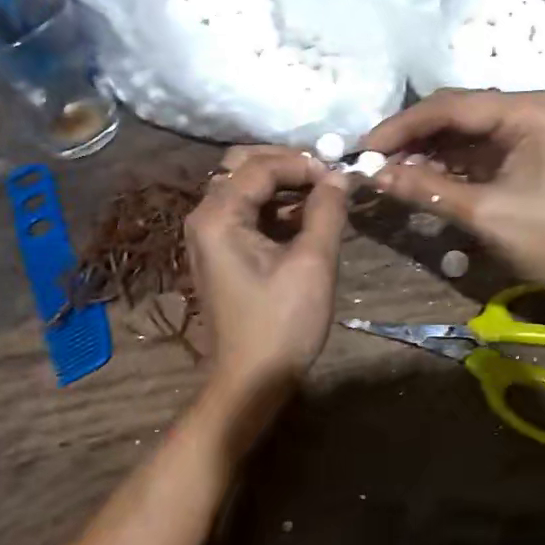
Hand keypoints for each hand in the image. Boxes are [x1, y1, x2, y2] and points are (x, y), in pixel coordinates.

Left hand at [185, 146, 350, 396]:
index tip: (340, 175)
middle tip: (326, 176)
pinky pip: (245, 214)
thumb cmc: (282, 324)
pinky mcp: (219, 253)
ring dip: (282, 186)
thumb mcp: (313, 264)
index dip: (303, 164)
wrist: (251, 381)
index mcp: (218, 216)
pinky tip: (305, 219)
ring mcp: (208, 236)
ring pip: (244, 189)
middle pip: (243, 167)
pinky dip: (274, 209)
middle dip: (287, 166)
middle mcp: (204, 218)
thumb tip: (340, 176)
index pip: (260, 167)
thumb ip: (327, 211)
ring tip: (323, 196)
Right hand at [362, 90, 544, 298]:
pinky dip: (439, 162)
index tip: (364, 147)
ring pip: (455, 130)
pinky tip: (411, 174)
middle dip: (409, 135)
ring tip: (383, 168)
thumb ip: (426, 189)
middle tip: (369, 157)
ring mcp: (520, 129)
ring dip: (421, 149)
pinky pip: (466, 149)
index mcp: (527, 112)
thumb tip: (373, 175)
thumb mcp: (483, 214)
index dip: (403, 126)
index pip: (450, 107)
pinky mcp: (514, 151)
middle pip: (451, 112)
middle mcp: (523, 109)